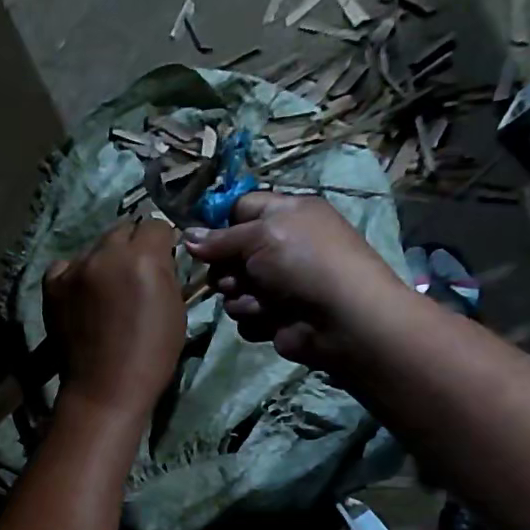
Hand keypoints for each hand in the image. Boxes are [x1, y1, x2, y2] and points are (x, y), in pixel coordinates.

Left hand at [44, 217, 184, 420]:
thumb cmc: (153, 355)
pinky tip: (86, 295)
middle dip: (135, 245)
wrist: (107, 387)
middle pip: (124, 229)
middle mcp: (106, 254)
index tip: (166, 257)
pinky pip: (69, 265)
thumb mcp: (176, 310)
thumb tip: (161, 258)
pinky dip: (79, 274)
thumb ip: (167, 275)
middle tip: (139, 273)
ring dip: (107, 259)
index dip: (163, 239)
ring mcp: (74, 267)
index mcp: (143, 259)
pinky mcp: (52, 284)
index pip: (155, 224)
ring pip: (96, 247)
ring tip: (111, 288)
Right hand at [181, 193, 415, 369]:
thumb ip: (221, 237)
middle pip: (229, 253)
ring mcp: (278, 286)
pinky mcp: (275, 319)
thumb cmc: (305, 262)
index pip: (241, 209)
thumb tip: (187, 236)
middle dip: (226, 267)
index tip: (206, 238)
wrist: (343, 319)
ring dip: (242, 296)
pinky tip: (273, 321)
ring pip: (232, 289)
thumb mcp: (262, 234)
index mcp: (286, 215)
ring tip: (264, 302)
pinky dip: (255, 319)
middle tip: (238, 275)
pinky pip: (245, 317)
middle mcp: (281, 248)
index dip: (221, 223)